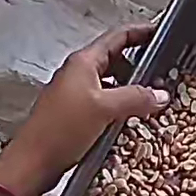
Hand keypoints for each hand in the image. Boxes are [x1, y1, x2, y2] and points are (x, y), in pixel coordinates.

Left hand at [0, 24, 167, 195]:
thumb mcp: (104, 108)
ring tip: (151, 102)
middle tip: (161, 77)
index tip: (161, 33)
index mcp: (83, 63)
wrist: (33, 162)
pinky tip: (130, 122)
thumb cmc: (62, 129)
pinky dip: (119, 109)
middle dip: (139, 67)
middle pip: (115, 61)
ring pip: (110, 86)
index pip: (117, 36)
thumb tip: (161, 94)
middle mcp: (78, 75)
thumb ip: (135, 98)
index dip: (141, 32)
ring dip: (130, 91)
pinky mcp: (74, 117)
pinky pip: (103, 106)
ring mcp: (75, 96)